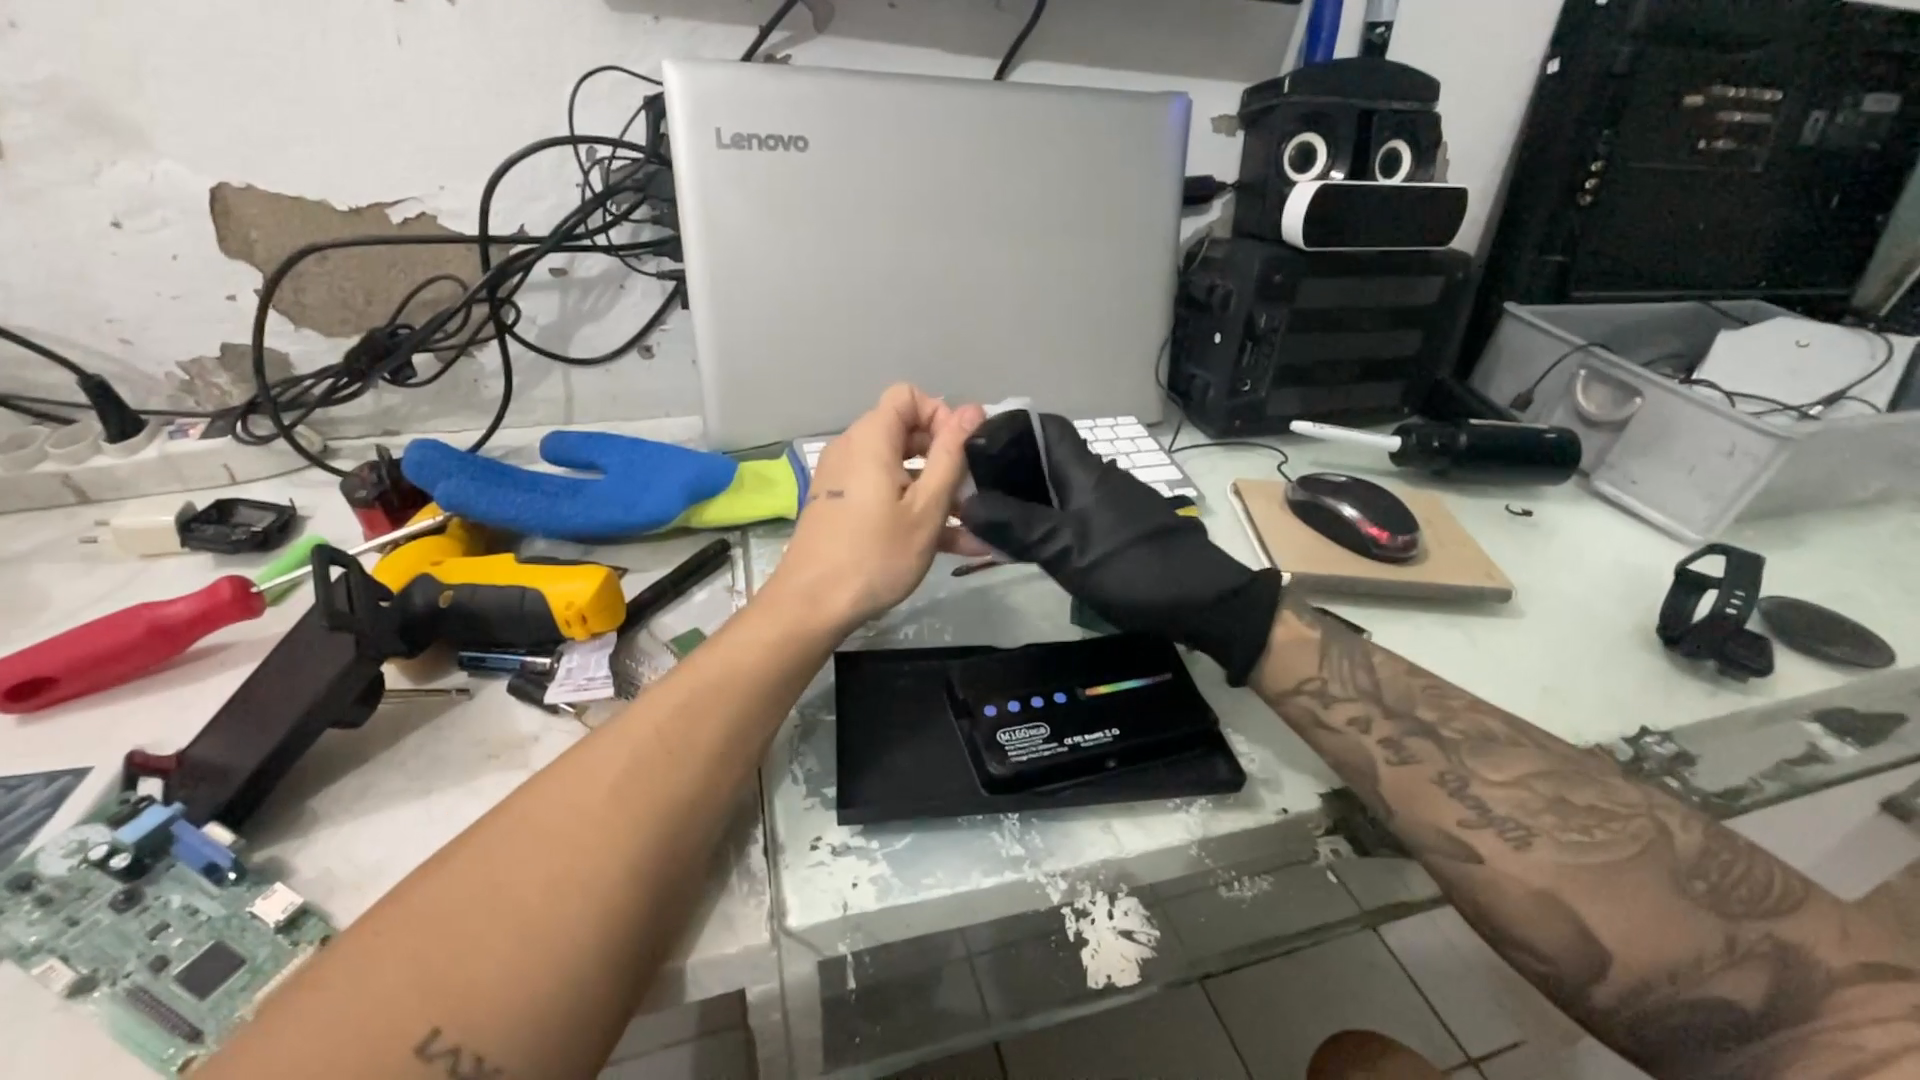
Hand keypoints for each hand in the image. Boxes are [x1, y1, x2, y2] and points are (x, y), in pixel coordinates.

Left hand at [763, 385, 985, 634]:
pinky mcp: (843, 508)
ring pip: (900, 471)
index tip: (963, 452)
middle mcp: (853, 450)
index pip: (908, 396)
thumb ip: (952, 456)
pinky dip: (914, 510)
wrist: (812, 604)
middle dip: (945, 458)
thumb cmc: (875, 554)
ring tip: (974, 526)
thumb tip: (973, 410)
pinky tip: (955, 546)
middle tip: (972, 492)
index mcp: (871, 439)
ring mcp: (845, 481)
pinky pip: (885, 495)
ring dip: (937, 492)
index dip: (940, 415)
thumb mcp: (926, 508)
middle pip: (906, 433)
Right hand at [959, 413, 1283, 684]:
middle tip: (971, 492)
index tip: (972, 446)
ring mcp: (1115, 504)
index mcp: (1085, 472)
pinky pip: (1076, 513)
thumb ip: (1017, 527)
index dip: (1009, 428)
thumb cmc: (1132, 568)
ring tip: (992, 519)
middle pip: (1048, 458)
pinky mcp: (1124, 529)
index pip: (1046, 427)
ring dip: (1028, 499)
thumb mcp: (1067, 551)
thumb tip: (966, 503)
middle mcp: (1100, 478)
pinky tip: (1034, 544)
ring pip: (1061, 488)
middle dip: (1010, 470)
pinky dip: (1050, 520)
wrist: (1204, 600)